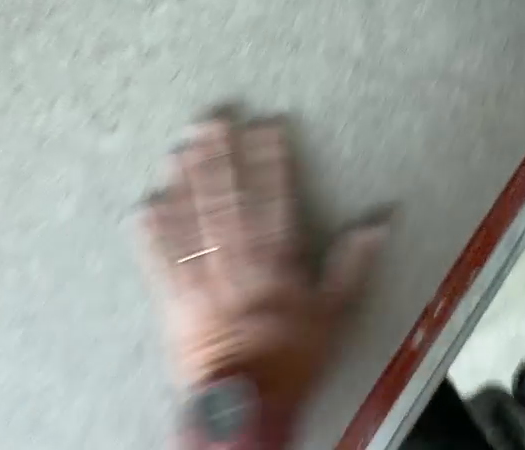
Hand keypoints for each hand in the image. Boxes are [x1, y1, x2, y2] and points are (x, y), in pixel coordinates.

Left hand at [138, 114, 389, 441]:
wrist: (246, 405)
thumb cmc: (290, 359)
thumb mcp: (335, 312)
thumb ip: (353, 262)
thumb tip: (377, 225)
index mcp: (276, 257)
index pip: (274, 194)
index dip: (270, 156)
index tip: (265, 126)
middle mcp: (238, 257)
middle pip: (228, 195)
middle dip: (221, 153)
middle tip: (214, 119)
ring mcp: (204, 274)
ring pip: (194, 216)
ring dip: (187, 178)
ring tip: (183, 146)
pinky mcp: (176, 297)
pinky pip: (161, 258)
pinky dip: (153, 230)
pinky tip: (147, 202)